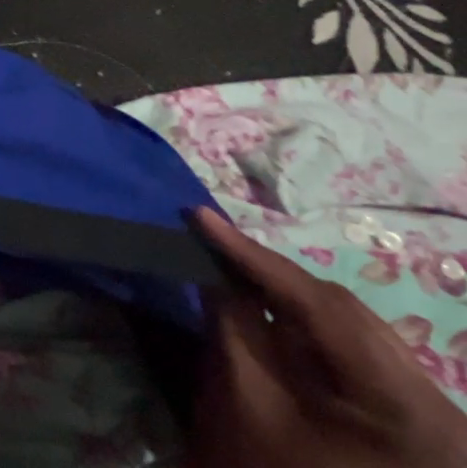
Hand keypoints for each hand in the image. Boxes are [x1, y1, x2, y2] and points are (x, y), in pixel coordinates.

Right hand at [190, 207, 466, 467]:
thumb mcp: (244, 399)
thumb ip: (233, 328)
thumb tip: (215, 270)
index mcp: (405, 405)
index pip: (322, 305)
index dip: (254, 256)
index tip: (199, 217)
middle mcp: (438, 404)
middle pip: (346, 313)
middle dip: (272, 275)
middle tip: (209, 239)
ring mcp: (432, 415)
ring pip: (352, 330)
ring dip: (286, 296)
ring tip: (230, 265)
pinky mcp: (413, 421)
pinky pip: (356, 354)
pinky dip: (305, 327)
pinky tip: (264, 310)